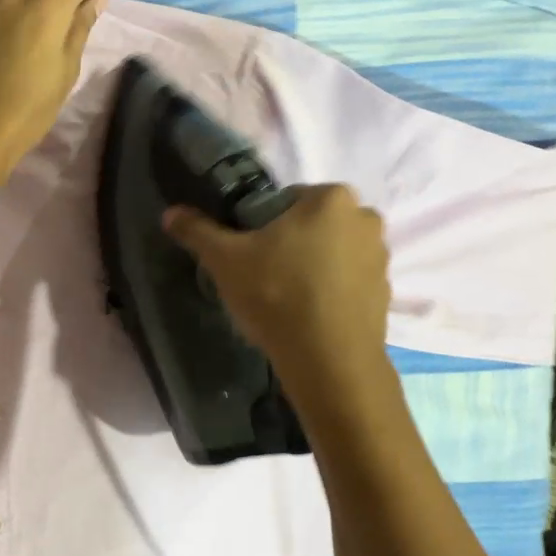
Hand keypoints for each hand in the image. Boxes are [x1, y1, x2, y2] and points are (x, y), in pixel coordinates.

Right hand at [163, 185, 391, 392]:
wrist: (328, 357)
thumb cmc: (275, 294)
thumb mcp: (223, 260)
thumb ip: (197, 231)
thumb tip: (170, 213)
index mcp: (329, 198)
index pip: (283, 199)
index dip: (258, 224)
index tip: (245, 251)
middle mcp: (364, 217)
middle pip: (309, 224)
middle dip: (287, 242)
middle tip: (259, 273)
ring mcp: (381, 255)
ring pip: (330, 251)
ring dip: (308, 264)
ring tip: (282, 297)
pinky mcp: (385, 290)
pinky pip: (346, 279)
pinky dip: (326, 289)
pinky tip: (304, 313)